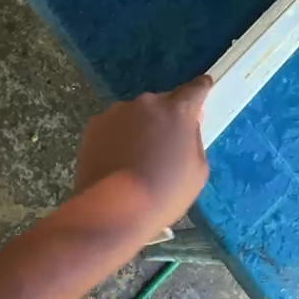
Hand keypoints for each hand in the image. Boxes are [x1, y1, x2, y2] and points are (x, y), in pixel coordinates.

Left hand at [75, 76, 211, 232]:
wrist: (114, 210)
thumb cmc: (165, 193)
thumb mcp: (198, 169)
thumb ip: (194, 139)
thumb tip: (188, 124)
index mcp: (177, 110)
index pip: (196, 88)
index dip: (201, 89)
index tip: (203, 88)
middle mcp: (147, 103)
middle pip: (164, 102)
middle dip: (168, 116)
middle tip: (166, 144)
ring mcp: (118, 111)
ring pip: (137, 113)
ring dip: (142, 126)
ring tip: (137, 157)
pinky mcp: (95, 125)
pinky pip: (115, 125)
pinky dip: (119, 136)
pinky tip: (118, 160)